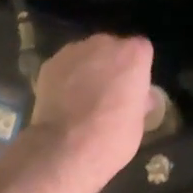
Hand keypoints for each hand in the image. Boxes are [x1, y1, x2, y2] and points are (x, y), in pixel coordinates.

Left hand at [24, 34, 154, 192]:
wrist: (66, 148)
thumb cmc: (113, 137)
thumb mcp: (138, 123)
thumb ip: (139, 101)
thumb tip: (140, 99)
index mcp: (133, 55)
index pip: (141, 51)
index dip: (137, 70)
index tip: (133, 89)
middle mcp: (104, 44)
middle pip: (112, 48)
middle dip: (111, 65)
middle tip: (108, 94)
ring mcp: (74, 51)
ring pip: (86, 56)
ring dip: (87, 70)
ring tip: (82, 99)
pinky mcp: (50, 63)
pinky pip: (65, 67)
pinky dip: (66, 79)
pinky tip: (64, 102)